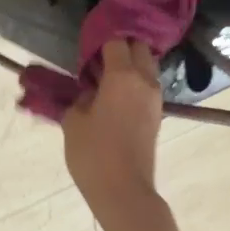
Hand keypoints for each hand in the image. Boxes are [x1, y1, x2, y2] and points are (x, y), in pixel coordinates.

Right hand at [62, 39, 164, 222]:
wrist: (123, 191)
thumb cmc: (93, 153)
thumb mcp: (74, 120)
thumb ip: (81, 96)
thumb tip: (90, 89)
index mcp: (123, 76)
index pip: (115, 41)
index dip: (99, 39)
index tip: (84, 44)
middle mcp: (144, 81)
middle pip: (138, 48)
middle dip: (120, 45)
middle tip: (97, 55)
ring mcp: (154, 98)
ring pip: (146, 66)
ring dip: (129, 63)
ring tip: (103, 73)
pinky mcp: (156, 115)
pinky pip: (146, 86)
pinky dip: (133, 81)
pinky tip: (112, 92)